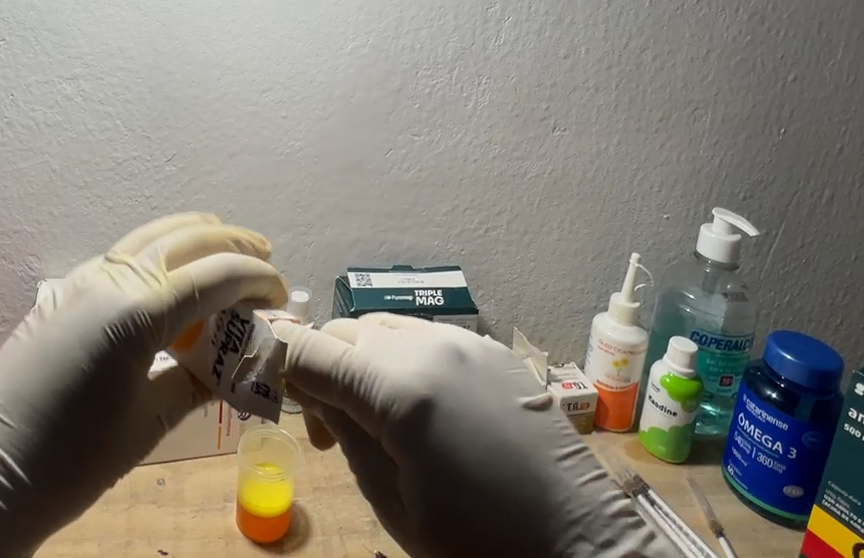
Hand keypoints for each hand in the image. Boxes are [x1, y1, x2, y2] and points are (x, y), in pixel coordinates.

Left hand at [0, 213, 286, 557]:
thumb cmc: (72, 462)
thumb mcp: (149, 422)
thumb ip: (202, 379)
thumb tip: (246, 360)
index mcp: (139, 310)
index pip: (217, 275)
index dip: (258, 279)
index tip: (282, 295)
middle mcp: (113, 276)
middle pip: (189, 238)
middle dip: (234, 244)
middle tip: (265, 259)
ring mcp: (84, 277)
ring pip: (154, 234)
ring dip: (196, 237)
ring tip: (226, 250)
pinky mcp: (66, 290)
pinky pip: (126, 253)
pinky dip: (162, 252)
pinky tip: (173, 276)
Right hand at [280, 314, 680, 557]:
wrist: (578, 541)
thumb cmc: (478, 541)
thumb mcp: (394, 502)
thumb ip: (347, 432)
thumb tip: (314, 391)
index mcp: (398, 390)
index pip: (311, 349)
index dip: (284, 368)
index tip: (286, 403)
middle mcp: (427, 347)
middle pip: (344, 331)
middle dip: (324, 368)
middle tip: (335, 429)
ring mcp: (464, 340)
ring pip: (383, 327)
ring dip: (363, 359)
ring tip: (380, 415)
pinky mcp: (490, 347)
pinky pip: (424, 335)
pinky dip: (402, 357)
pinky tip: (422, 405)